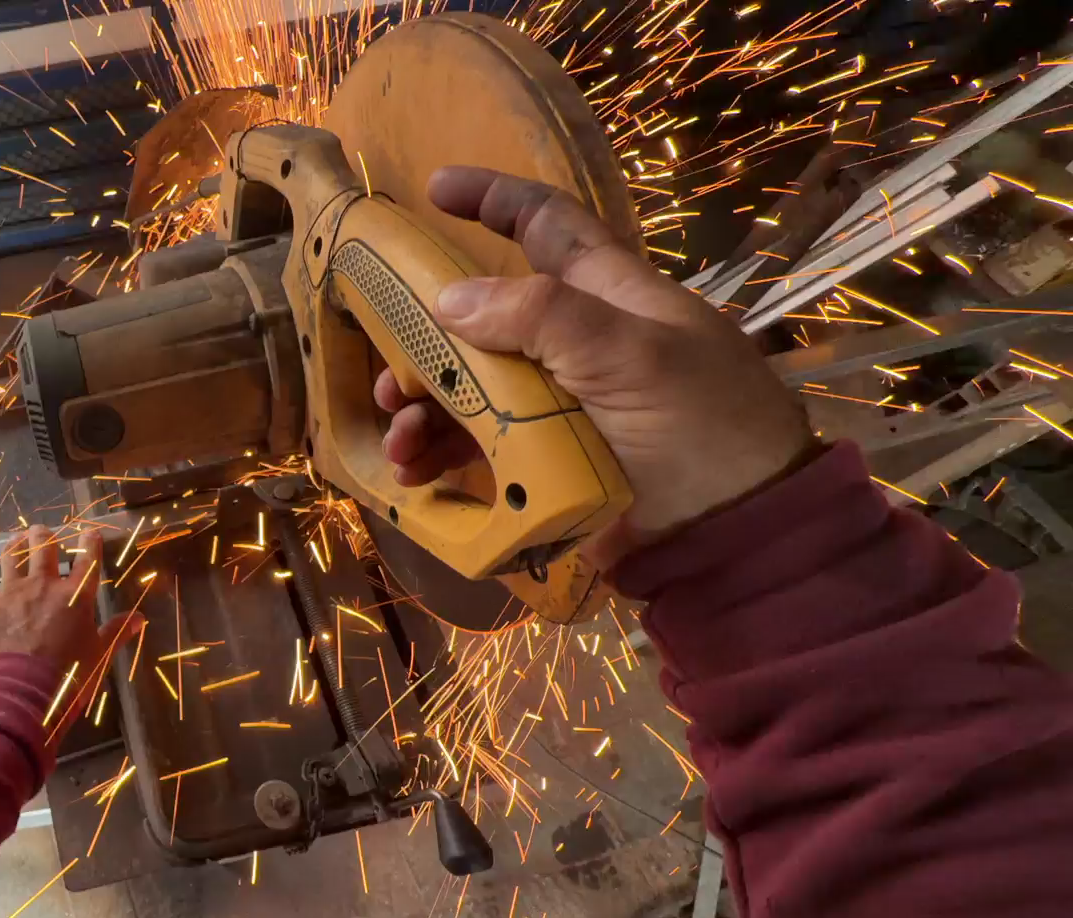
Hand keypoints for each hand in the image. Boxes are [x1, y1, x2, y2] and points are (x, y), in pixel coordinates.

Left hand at [0, 526, 140, 727]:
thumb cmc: (68, 677)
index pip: (87, 560)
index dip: (90, 543)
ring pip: (12, 555)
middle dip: (44, 535)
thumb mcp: (99, 656)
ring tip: (16, 540)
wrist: (22, 692)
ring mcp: (13, 592)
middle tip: (42, 533)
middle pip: (44, 547)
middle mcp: (44, 585)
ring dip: (14, 544)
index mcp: (76, 597)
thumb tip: (140, 618)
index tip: (89, 533)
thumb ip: (116, 633)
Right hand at [377, 166, 816, 556]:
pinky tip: (413, 473)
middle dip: (422, 342)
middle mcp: (565, 343)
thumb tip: (446, 300)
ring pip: (460, 389)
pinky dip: (432, 456)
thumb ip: (543, 318)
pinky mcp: (532, 455)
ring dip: (418, 409)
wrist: (727, 532)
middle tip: (387, 376)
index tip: (435, 188)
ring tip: (400, 440)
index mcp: (601, 296)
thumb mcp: (633, 357)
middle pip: (474, 323)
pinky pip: (466, 444)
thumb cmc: (699, 427)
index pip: (545, 224)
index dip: (493, 198)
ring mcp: (545, 403)